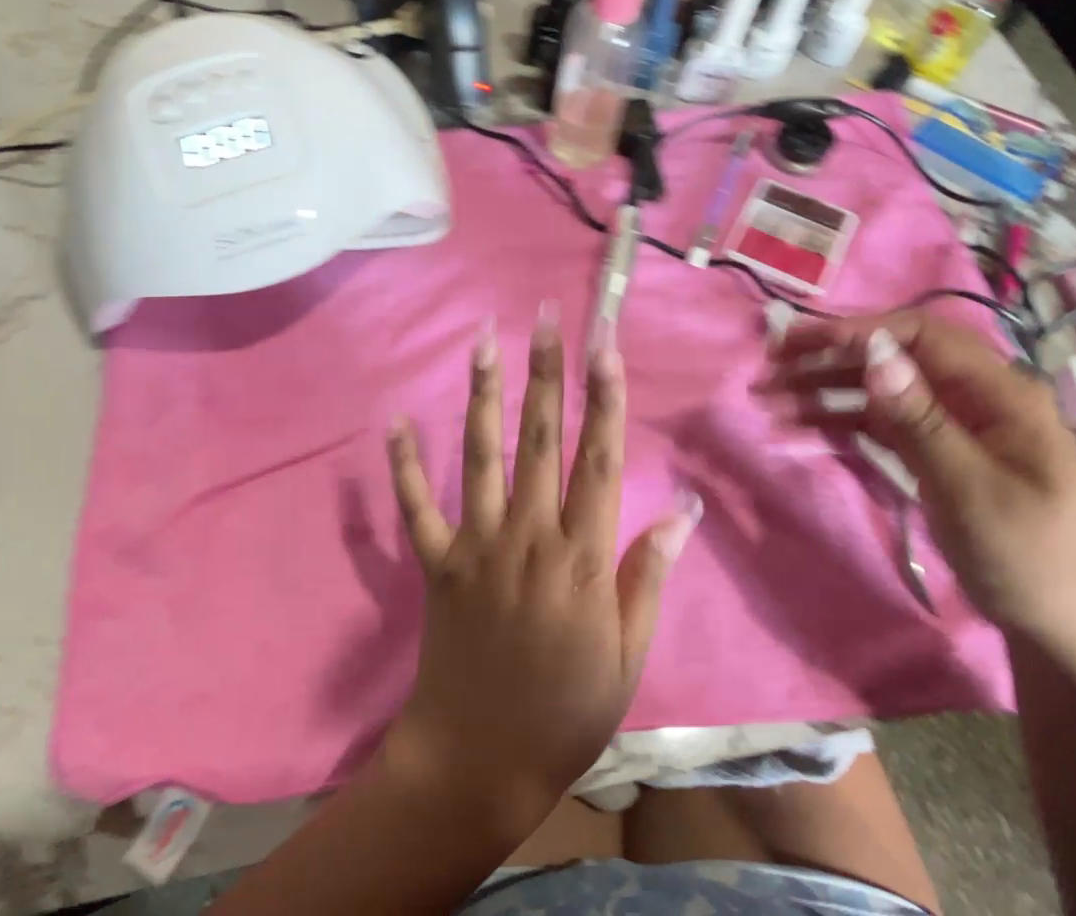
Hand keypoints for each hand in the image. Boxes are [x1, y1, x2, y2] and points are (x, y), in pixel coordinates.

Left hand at [382, 304, 699, 832]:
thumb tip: (680, 512)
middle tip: (545, 315)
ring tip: (482, 339)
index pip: (598, 460)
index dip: (604, 397)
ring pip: (480, 457)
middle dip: (544, 373)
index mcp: (581, 558)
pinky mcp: (436, 567)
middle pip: (540, 440)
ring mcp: (475, 547)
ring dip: (481, 394)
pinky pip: (416, 508)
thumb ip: (646, 578)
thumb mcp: (627, 656)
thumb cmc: (567, 713)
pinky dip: (404, 465)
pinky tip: (395, 420)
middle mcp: (527, 537)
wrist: (479, 759)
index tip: (604, 344)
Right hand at [771, 313, 1075, 655]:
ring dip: (825, 392)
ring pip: (880, 394)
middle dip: (830, 357)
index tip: (798, 343)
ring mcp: (954, 430)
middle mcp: (975, 400)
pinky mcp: (936, 459)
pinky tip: (801, 428)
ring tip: (770, 401)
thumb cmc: (1027, 554)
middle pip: (895, 360)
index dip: (858, 332)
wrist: (1063, 625)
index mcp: (1000, 393)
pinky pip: (881, 428)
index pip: (922, 337)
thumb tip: (876, 352)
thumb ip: (921, 419)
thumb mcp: (971, 487)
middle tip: (770, 365)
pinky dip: (840, 425)